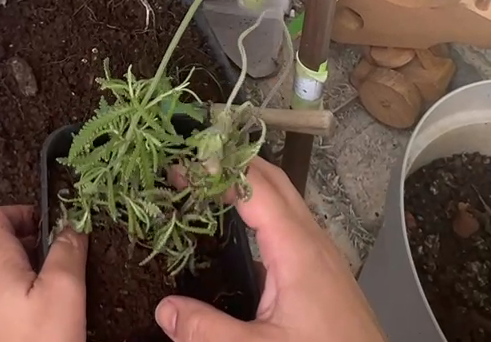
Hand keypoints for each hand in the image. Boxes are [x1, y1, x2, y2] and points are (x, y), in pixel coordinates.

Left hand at [0, 205, 87, 341]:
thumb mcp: (64, 295)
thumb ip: (68, 252)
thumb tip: (71, 225)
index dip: (20, 213)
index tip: (46, 224)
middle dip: (26, 256)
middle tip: (57, 269)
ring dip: (18, 290)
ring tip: (48, 308)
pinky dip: (7, 319)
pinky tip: (29, 338)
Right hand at [155, 157, 384, 341]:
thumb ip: (208, 331)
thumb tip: (164, 309)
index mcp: (296, 247)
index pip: (253, 184)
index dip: (217, 169)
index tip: (181, 167)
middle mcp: (312, 239)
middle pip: (271, 179)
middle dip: (231, 164)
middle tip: (190, 168)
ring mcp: (323, 253)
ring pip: (284, 199)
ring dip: (248, 184)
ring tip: (209, 188)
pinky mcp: (326, 271)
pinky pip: (291, 221)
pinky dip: (262, 208)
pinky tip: (242, 230)